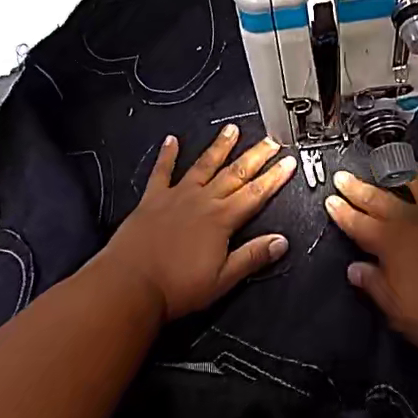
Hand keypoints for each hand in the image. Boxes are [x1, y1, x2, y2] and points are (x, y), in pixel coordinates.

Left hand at [95, 126, 295, 321]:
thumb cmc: (175, 288)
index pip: (256, 193)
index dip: (275, 177)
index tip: (288, 163)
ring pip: (204, 165)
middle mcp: (202, 201)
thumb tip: (280, 242)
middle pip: (235, 172)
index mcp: (221, 220)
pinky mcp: (152, 201)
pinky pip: (162, 172)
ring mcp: (176, 197)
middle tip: (270, 141)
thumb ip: (253, 257)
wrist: (128, 286)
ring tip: (231, 130)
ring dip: (220, 147)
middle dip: (256, 155)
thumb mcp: (223, 279)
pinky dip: (167, 155)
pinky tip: (171, 141)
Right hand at [327, 132, 417, 373]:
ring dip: (405, 170)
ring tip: (392, 159)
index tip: (331, 201)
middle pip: (382, 199)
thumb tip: (356, 268)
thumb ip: (377, 286)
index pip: (359, 225)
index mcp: (392, 244)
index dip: (343, 213)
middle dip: (360, 188)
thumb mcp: (401, 314)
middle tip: (344, 176)